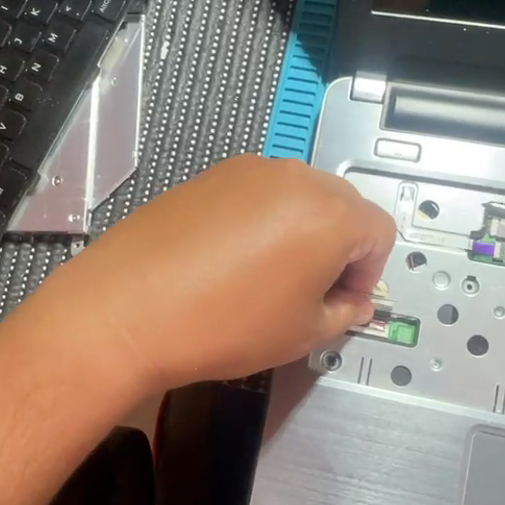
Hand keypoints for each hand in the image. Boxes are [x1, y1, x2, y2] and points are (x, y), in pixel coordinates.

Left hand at [19, 155, 395, 392]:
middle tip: (310, 292)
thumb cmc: (223, 325)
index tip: (342, 304)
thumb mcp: (300, 334)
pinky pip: (256, 194)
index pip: (378, 233)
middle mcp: (293, 178)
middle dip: (339, 248)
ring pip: (297, 196)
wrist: (126, 309)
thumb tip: (354, 303)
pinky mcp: (209, 176)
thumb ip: (344, 314)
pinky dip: (260, 221)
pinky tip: (229, 260)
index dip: (368, 274)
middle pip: (342, 205)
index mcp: (328, 213)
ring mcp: (246, 171)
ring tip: (265, 277)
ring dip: (299, 231)